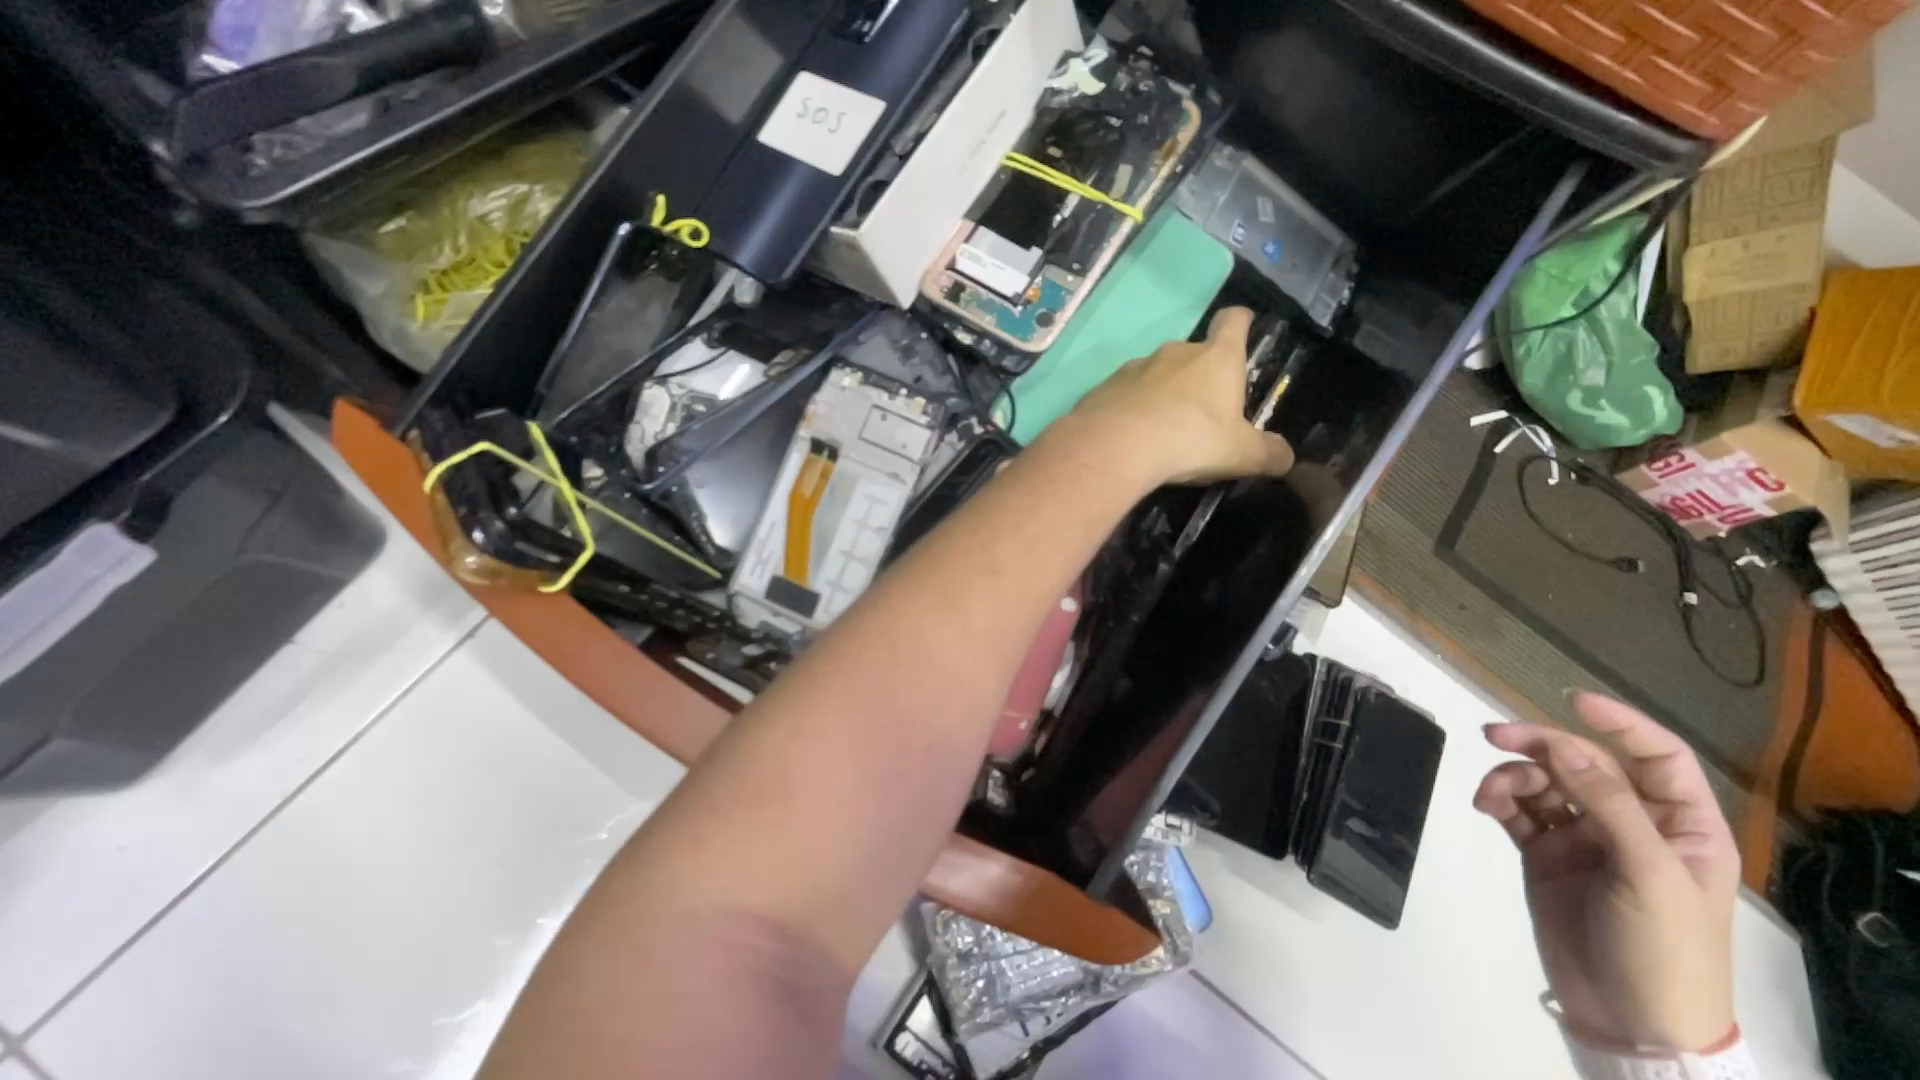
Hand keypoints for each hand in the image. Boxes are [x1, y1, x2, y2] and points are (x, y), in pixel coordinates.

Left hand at [1053, 306, 1294, 483]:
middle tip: (1204, 413)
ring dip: (1163, 394)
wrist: (1115, 446)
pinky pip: (1125, 395)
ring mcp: (1136, 367)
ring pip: (1157, 374)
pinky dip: (1132, 410)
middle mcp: (1176, 351)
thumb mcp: (1241, 454)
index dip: (1241, 321)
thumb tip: (1286, 459)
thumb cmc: (1191, 439)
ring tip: (1164, 431)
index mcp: (1217, 357)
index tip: (1244, 327)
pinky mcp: (1104, 387)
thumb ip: (1269, 454)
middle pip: (1194, 353)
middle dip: (1200, 377)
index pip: (1234, 320)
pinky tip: (1132, 439)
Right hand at [1474, 693, 1739, 1052]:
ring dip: (1514, 777)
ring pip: (1545, 784)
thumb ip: (1608, 804)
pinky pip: (1520, 813)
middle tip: (1494, 735)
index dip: (1621, 723)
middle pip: (1585, 763)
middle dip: (1542, 746)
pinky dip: (1500, 801)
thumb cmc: (1665, 949)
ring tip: (1491, 794)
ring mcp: (1585, 839)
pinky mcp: (1546, 857)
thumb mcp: (1648, 874)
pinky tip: (1486, 806)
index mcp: (1681, 825)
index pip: (1657, 756)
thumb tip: (1564, 742)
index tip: (1573, 699)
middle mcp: (1632, 823)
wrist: (1632, 1021)